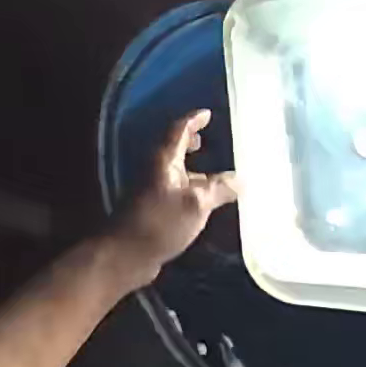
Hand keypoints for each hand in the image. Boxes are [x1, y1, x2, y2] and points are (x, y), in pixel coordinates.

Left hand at [106, 110, 239, 287]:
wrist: (126, 253)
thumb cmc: (160, 222)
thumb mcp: (196, 204)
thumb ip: (218, 189)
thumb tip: (239, 179)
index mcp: (164, 160)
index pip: (179, 130)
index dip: (193, 120)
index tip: (208, 113)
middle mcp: (156, 169)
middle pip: (174, 149)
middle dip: (190, 141)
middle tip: (206, 138)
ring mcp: (153, 190)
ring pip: (176, 171)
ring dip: (193, 168)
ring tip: (215, 171)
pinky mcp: (154, 209)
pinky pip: (177, 190)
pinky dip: (191, 188)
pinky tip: (205, 200)